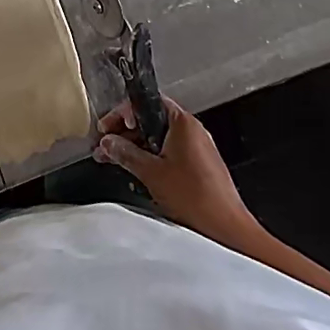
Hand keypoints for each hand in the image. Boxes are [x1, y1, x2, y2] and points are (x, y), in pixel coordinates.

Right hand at [94, 98, 260, 245]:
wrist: (224, 227)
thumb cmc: (195, 198)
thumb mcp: (151, 173)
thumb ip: (126, 153)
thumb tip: (108, 142)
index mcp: (183, 122)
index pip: (147, 102)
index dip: (122, 113)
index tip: (106, 128)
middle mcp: (192, 130)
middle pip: (151, 120)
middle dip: (125, 133)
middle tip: (106, 146)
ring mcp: (197, 147)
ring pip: (159, 138)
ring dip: (136, 147)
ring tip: (116, 161)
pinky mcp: (198, 164)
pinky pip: (169, 152)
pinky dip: (151, 158)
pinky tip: (138, 172)